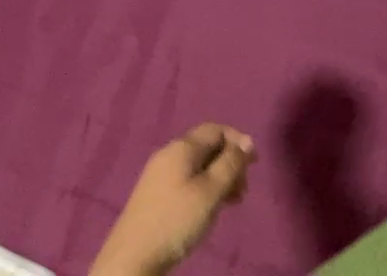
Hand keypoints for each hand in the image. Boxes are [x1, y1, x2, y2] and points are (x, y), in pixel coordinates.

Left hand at [90, 124, 256, 275]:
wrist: (132, 257)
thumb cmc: (176, 219)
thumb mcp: (210, 191)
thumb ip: (230, 164)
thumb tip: (247, 141)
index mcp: (182, 147)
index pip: (216, 129)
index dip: (238, 141)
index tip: (254, 165)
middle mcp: (169, 153)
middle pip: (207, 147)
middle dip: (229, 163)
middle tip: (243, 190)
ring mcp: (159, 174)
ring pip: (198, 166)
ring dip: (218, 178)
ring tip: (231, 203)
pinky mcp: (155, 193)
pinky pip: (187, 180)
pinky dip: (204, 188)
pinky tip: (208, 209)